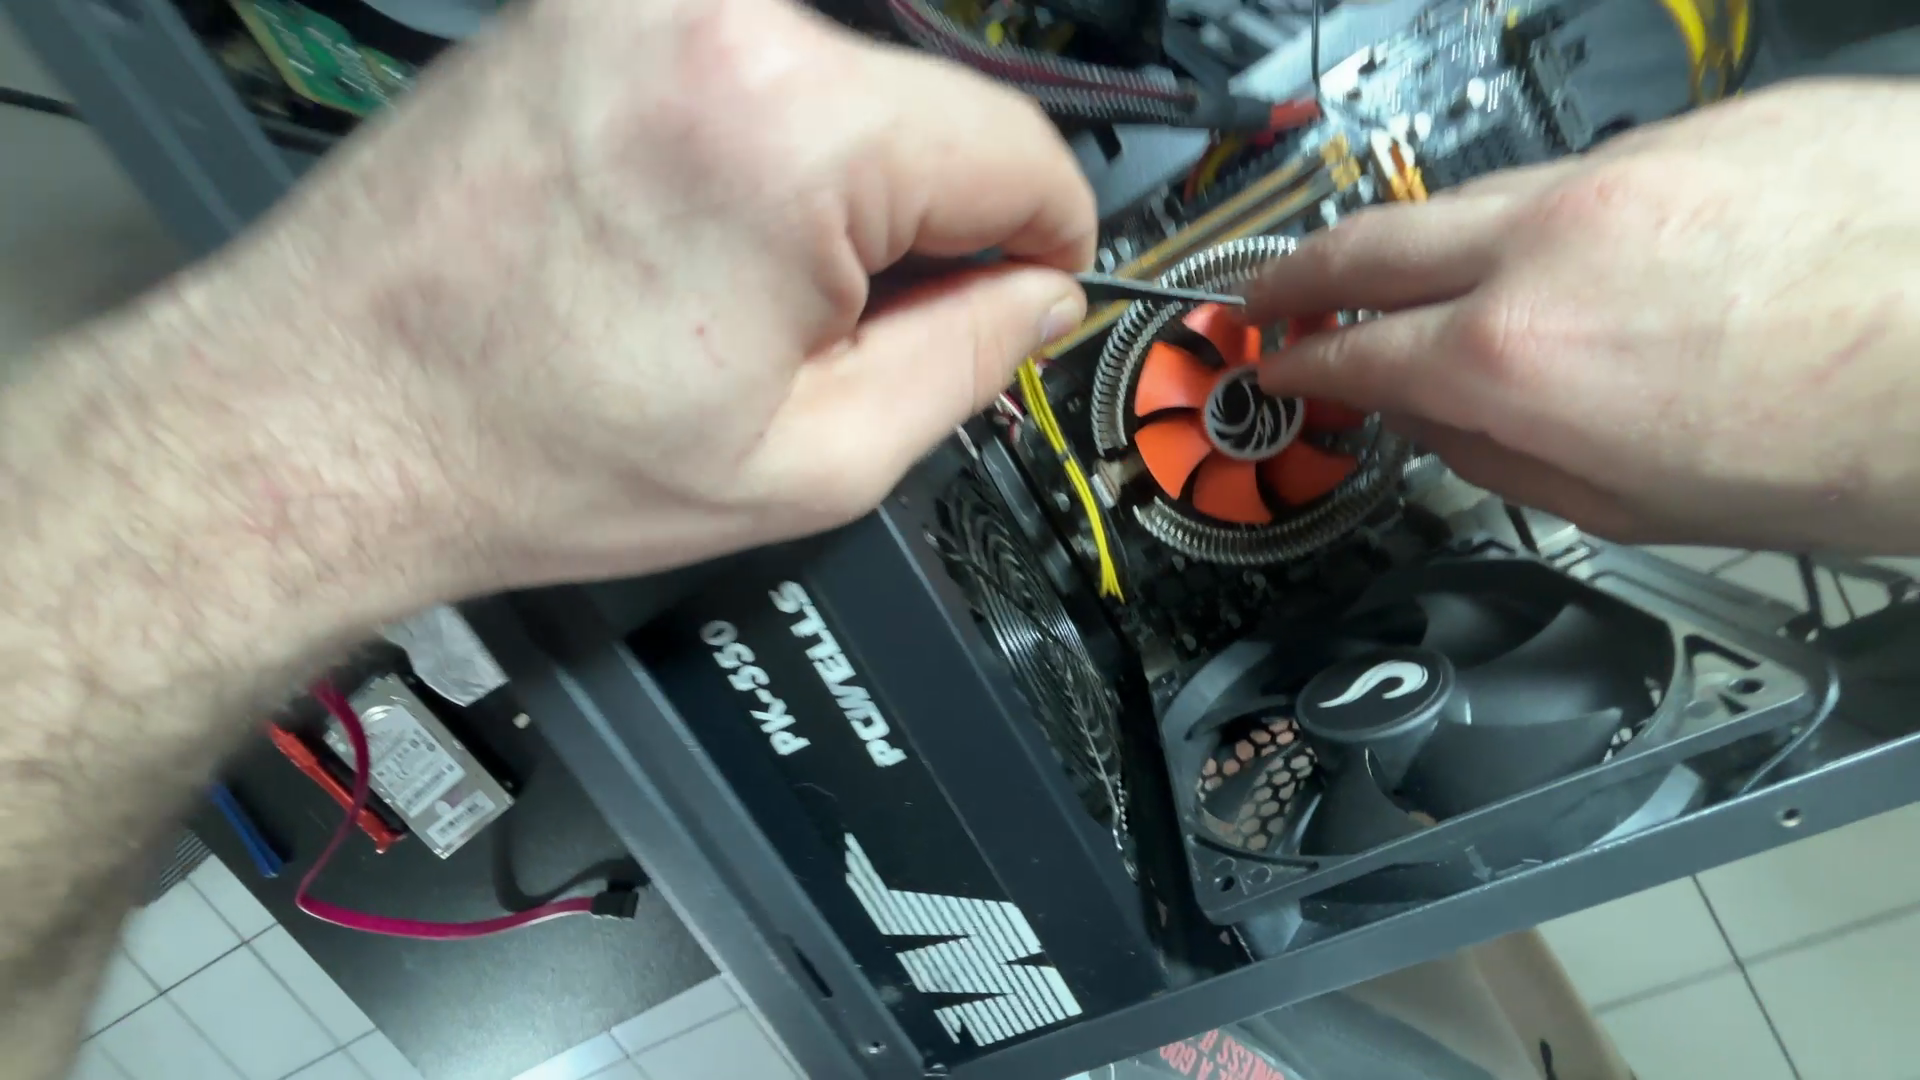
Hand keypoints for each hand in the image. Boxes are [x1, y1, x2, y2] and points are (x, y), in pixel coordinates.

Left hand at [197, 0, 1092, 593]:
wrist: (337, 424)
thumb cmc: (553, 458)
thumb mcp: (818, 459)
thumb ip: (966, 366)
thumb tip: (1039, 299)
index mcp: (788, 135)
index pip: (1018, 154)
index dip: (1048, 240)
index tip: (1028, 299)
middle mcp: (716, 24)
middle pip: (938, 121)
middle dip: (943, 237)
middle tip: (878, 342)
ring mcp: (643, 4)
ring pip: (857, 106)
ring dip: (859, 212)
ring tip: (776, 316)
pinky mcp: (597, 19)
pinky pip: (767, 91)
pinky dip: (788, 175)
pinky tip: (723, 263)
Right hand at [1247, 80, 1919, 551]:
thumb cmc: (1857, 449)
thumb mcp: (1617, 503)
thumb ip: (1488, 453)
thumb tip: (1428, 420)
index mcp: (1511, 358)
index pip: (1351, 354)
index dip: (1297, 367)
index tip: (1274, 370)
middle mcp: (1546, 247)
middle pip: (1366, 245)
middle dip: (1295, 275)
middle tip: (1264, 295)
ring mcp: (1626, 172)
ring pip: (1459, 200)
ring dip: (1400, 245)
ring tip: (1380, 274)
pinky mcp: (1709, 128)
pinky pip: (1571, 178)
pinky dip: (1524, 221)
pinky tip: (1543, 256)